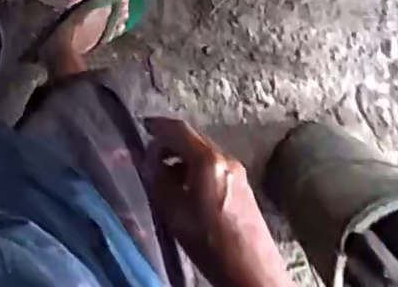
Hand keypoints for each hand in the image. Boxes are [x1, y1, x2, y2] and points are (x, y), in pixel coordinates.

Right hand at [145, 117, 293, 286]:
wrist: (255, 277)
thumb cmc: (211, 244)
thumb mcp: (174, 213)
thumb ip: (157, 179)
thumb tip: (147, 160)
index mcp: (208, 160)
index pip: (179, 129)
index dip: (158, 125)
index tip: (142, 129)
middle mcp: (225, 158)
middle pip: (192, 138)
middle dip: (169, 142)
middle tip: (151, 155)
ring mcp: (237, 172)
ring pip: (202, 152)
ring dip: (182, 156)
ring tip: (166, 175)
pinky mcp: (243, 186)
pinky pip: (213, 165)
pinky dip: (196, 168)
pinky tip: (187, 188)